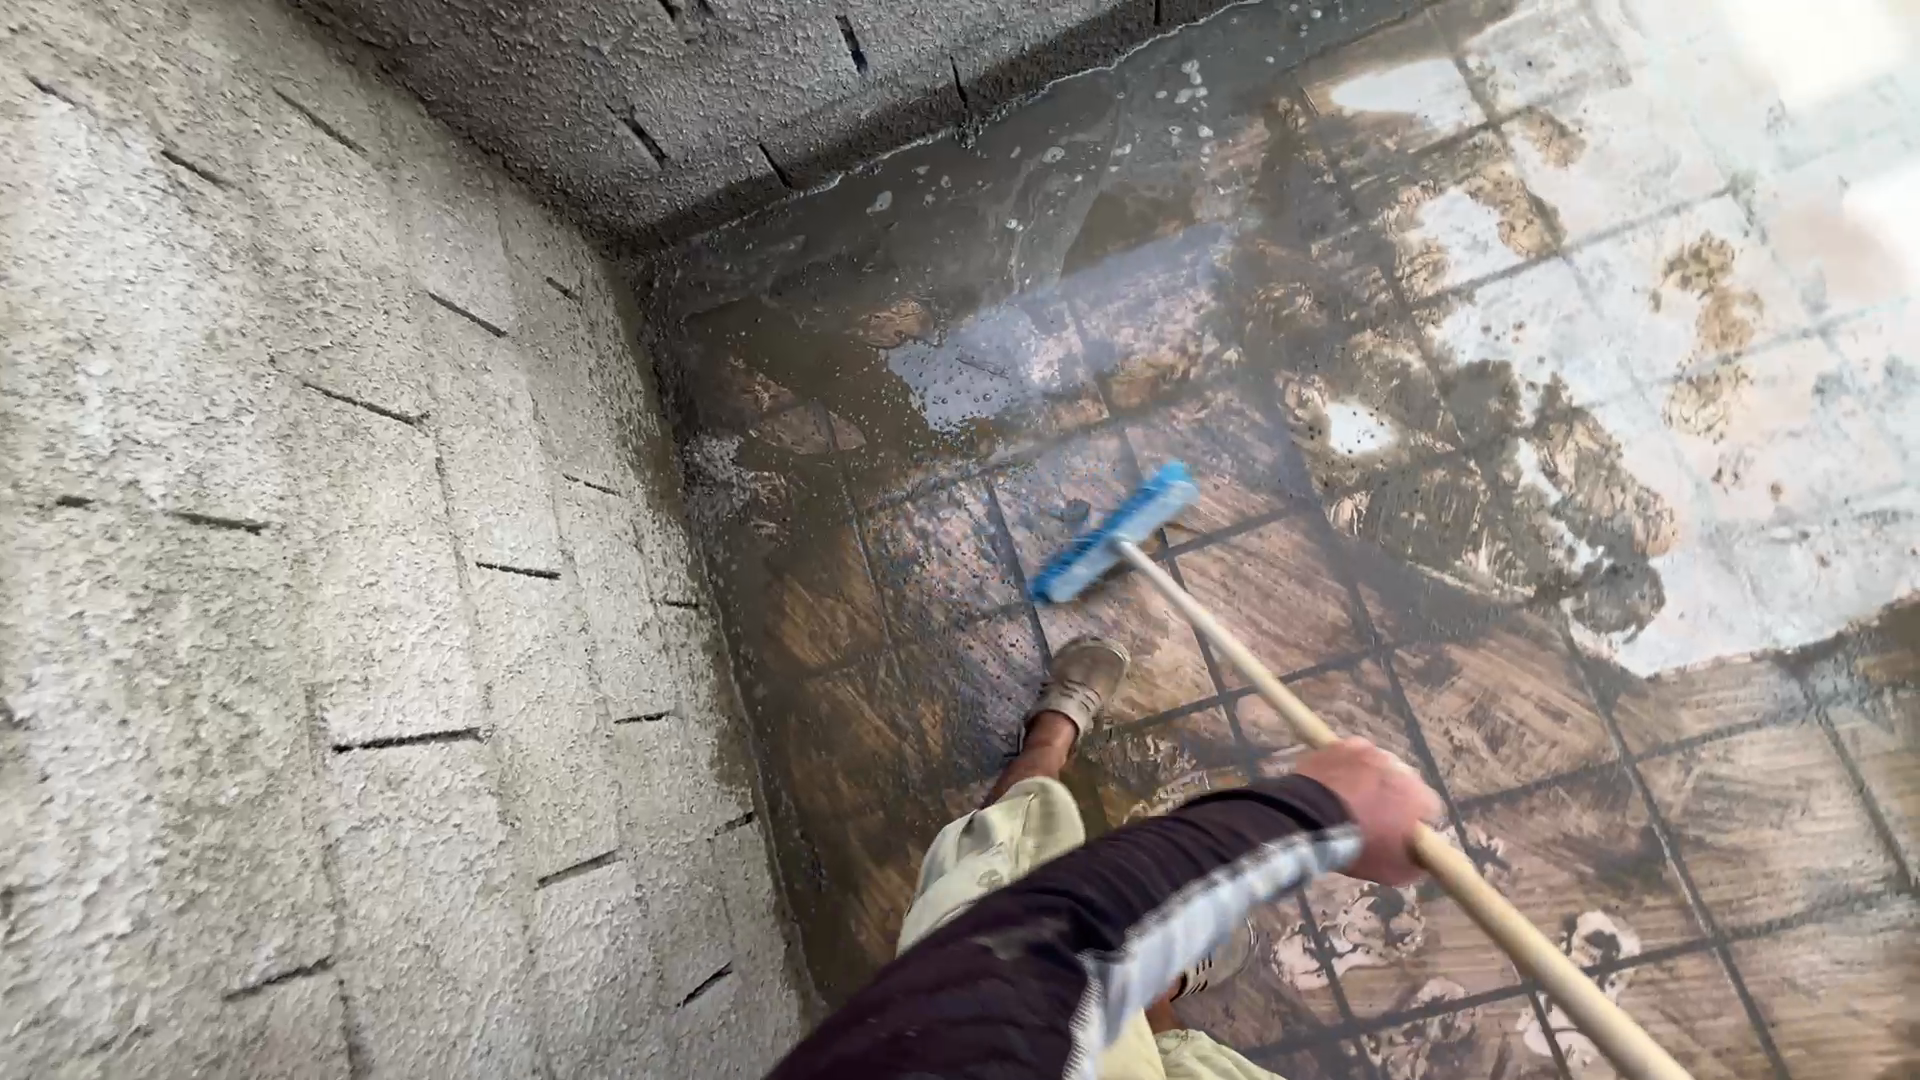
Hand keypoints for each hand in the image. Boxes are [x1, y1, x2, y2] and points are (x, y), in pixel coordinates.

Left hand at [1294, 737, 1441, 885]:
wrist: (1308, 819)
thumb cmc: (1358, 846)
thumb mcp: (1396, 870)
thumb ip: (1418, 860)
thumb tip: (1422, 854)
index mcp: (1419, 797)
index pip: (1430, 808)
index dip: (1416, 821)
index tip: (1401, 831)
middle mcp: (1399, 768)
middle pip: (1405, 782)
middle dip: (1393, 796)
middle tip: (1373, 814)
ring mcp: (1367, 752)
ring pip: (1379, 765)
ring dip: (1371, 778)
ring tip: (1351, 796)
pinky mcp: (1340, 745)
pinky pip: (1352, 752)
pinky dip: (1349, 763)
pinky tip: (1338, 778)